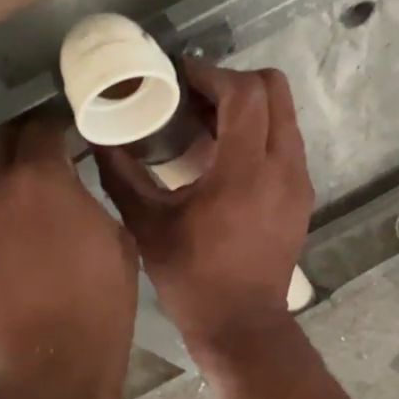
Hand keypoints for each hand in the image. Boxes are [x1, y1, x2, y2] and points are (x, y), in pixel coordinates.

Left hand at [0, 116, 138, 398]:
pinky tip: (2, 261)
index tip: (63, 136)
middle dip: (16, 147)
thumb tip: (70, 186)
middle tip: (36, 163)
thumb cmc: (98, 309)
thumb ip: (86, 200)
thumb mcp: (116, 242)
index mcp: (40, 180)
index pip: (39, 128)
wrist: (44, 373)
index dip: (53, 129)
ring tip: (19, 223)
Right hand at [94, 63, 312, 355]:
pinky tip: (225, 154)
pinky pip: (286, 141)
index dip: (210, 73)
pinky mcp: (302, 195)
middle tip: (194, 95)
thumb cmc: (192, 277)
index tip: (178, 75)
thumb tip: (97, 136)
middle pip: (274, 90)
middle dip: (233, 81)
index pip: (243, 93)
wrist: (242, 325)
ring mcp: (299, 181)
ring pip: (284, 115)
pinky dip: (259, 132)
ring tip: (206, 122)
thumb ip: (121, 174)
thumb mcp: (147, 224)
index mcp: (245, 170)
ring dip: (248, 106)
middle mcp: (282, 166)